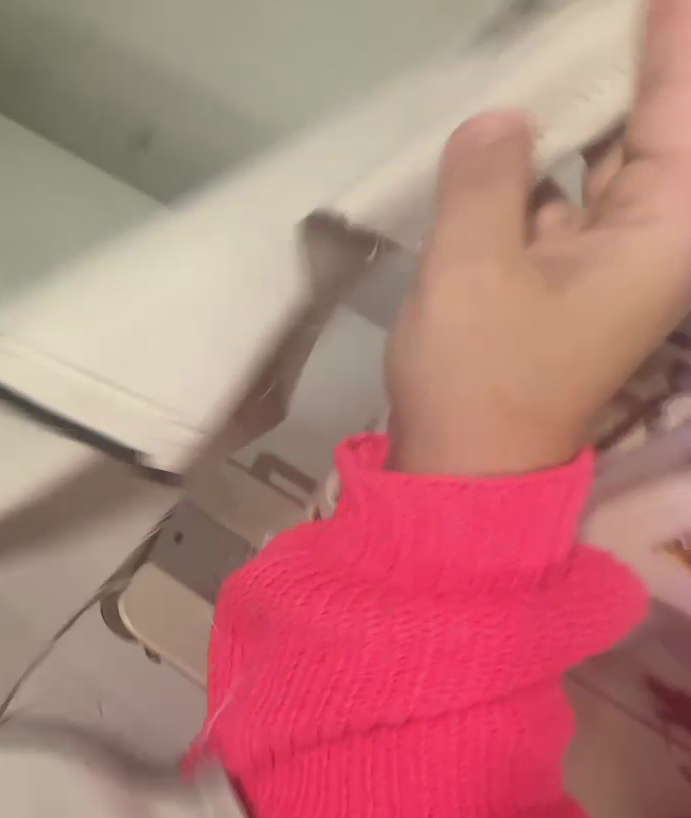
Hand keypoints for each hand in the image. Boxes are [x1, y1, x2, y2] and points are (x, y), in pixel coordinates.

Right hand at [386, 0, 690, 475]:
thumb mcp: (469, 274)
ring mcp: (603, 257)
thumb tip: (496, 118)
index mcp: (668, 227)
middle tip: (595, 28)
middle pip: (651, 132)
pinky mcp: (556, 279)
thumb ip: (483, 187)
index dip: (673, 44)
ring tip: (544, 72)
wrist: (465, 458)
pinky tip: (500, 147)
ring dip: (571, 123)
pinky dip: (529, 175)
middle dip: (629, 76)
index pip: (682, 110)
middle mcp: (652, 233)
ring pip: (599, 166)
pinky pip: (554, 204)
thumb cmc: (480, 372)